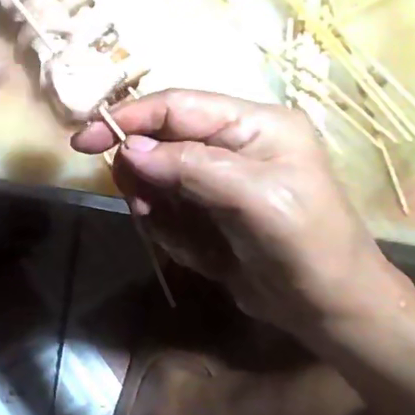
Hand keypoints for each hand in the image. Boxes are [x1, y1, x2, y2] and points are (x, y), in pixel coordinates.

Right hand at [71, 90, 412, 336]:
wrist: (331, 310)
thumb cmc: (306, 246)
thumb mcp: (254, 198)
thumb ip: (190, 166)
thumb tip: (129, 149)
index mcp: (253, 124)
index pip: (177, 105)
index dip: (129, 118)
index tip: (84, 141)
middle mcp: (233, 144)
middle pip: (160, 139)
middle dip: (143, 173)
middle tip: (142, 206)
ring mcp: (219, 179)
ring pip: (157, 178)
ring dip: (156, 207)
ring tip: (176, 232)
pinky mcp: (209, 211)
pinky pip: (167, 210)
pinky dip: (170, 231)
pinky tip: (200, 251)